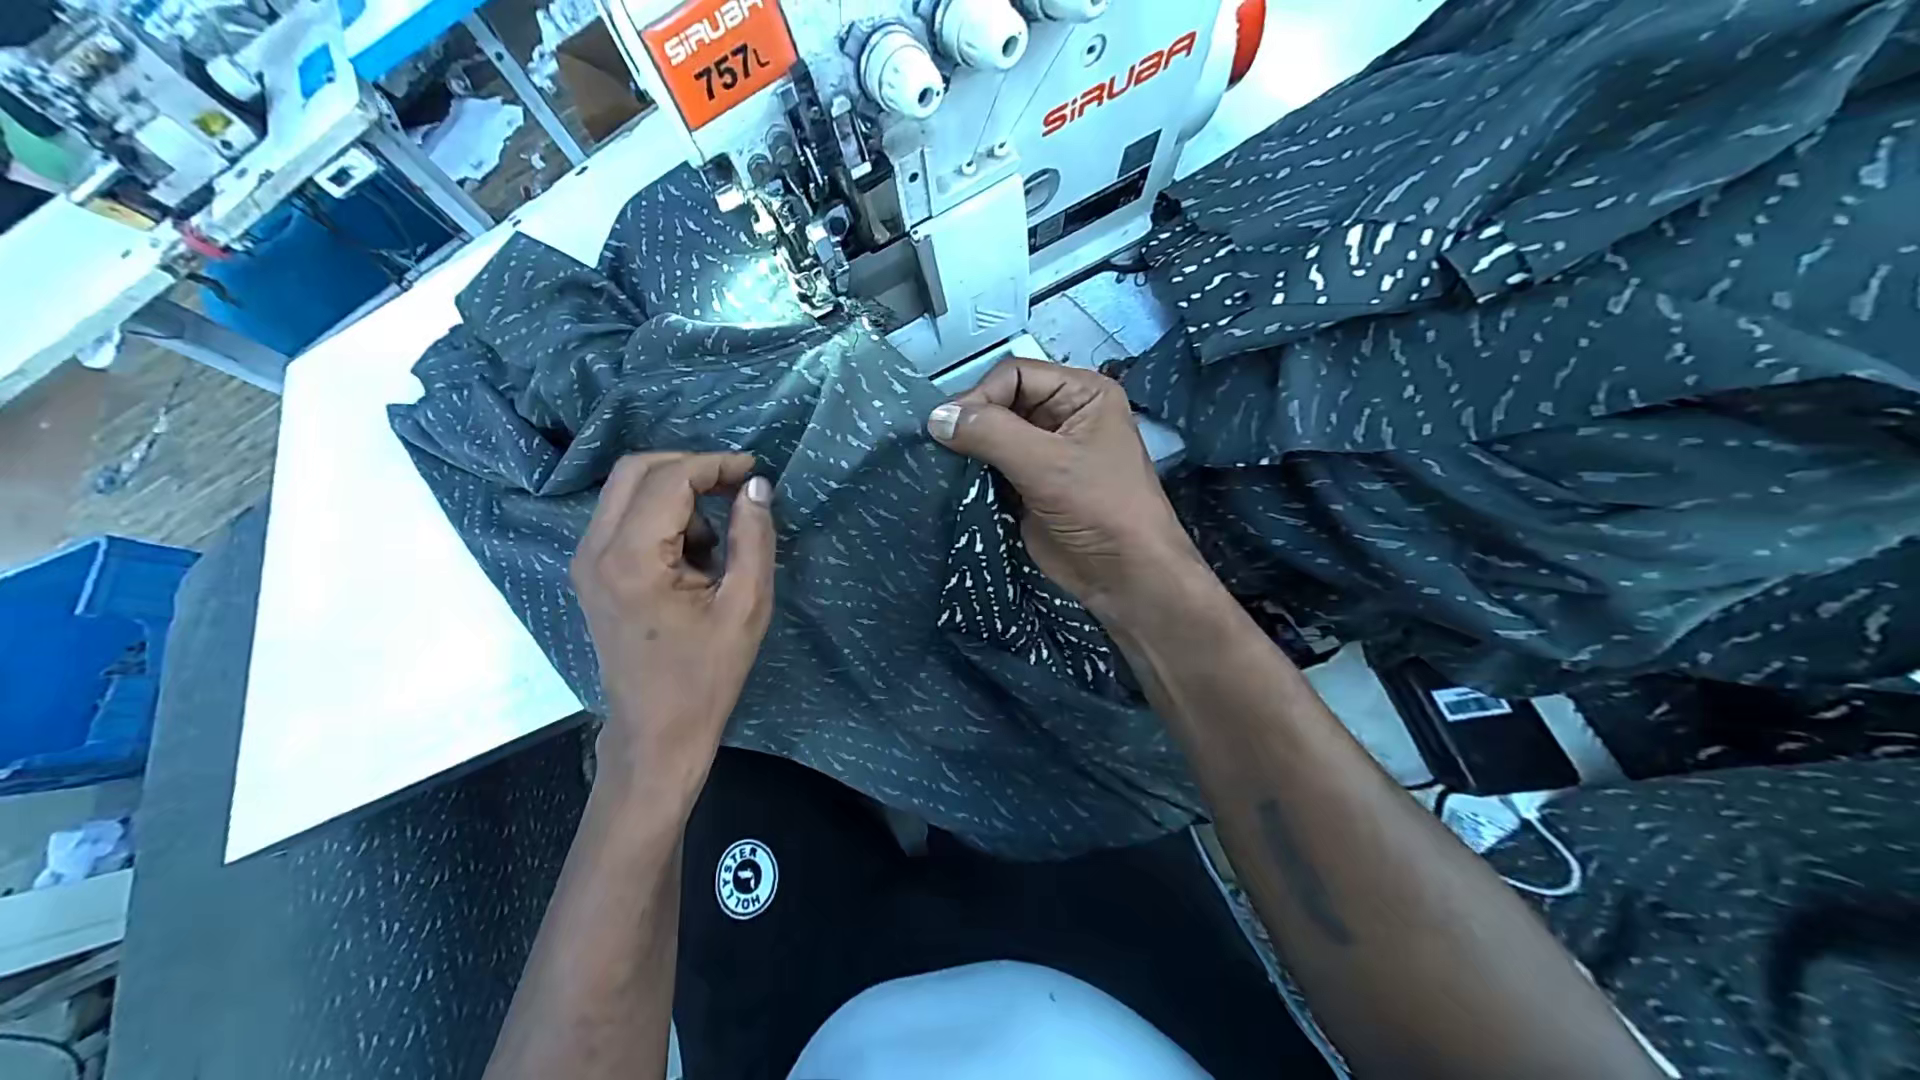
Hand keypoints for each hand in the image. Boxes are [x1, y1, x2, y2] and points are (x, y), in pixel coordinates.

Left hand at [570, 452, 775, 809]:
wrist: (657, 731)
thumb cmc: (707, 675)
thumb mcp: (746, 605)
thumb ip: (753, 537)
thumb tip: (756, 486)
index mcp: (631, 559)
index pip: (669, 479)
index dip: (715, 465)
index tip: (754, 472)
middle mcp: (595, 550)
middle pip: (637, 470)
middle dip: (692, 468)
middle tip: (737, 486)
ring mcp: (586, 561)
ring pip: (627, 490)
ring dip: (678, 493)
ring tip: (719, 539)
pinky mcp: (591, 572)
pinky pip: (625, 517)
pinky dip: (663, 516)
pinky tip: (694, 556)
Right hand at [927, 357, 1206, 620]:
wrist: (1125, 577)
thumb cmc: (1102, 510)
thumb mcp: (1049, 465)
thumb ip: (993, 435)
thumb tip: (935, 417)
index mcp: (1080, 393)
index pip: (1015, 374)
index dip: (981, 395)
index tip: (951, 428)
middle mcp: (1061, 416)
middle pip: (1000, 403)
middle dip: (972, 423)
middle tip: (941, 448)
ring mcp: (1043, 453)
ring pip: (992, 437)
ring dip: (967, 451)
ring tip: (942, 466)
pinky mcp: (1028, 486)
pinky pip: (991, 469)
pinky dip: (972, 475)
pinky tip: (952, 483)